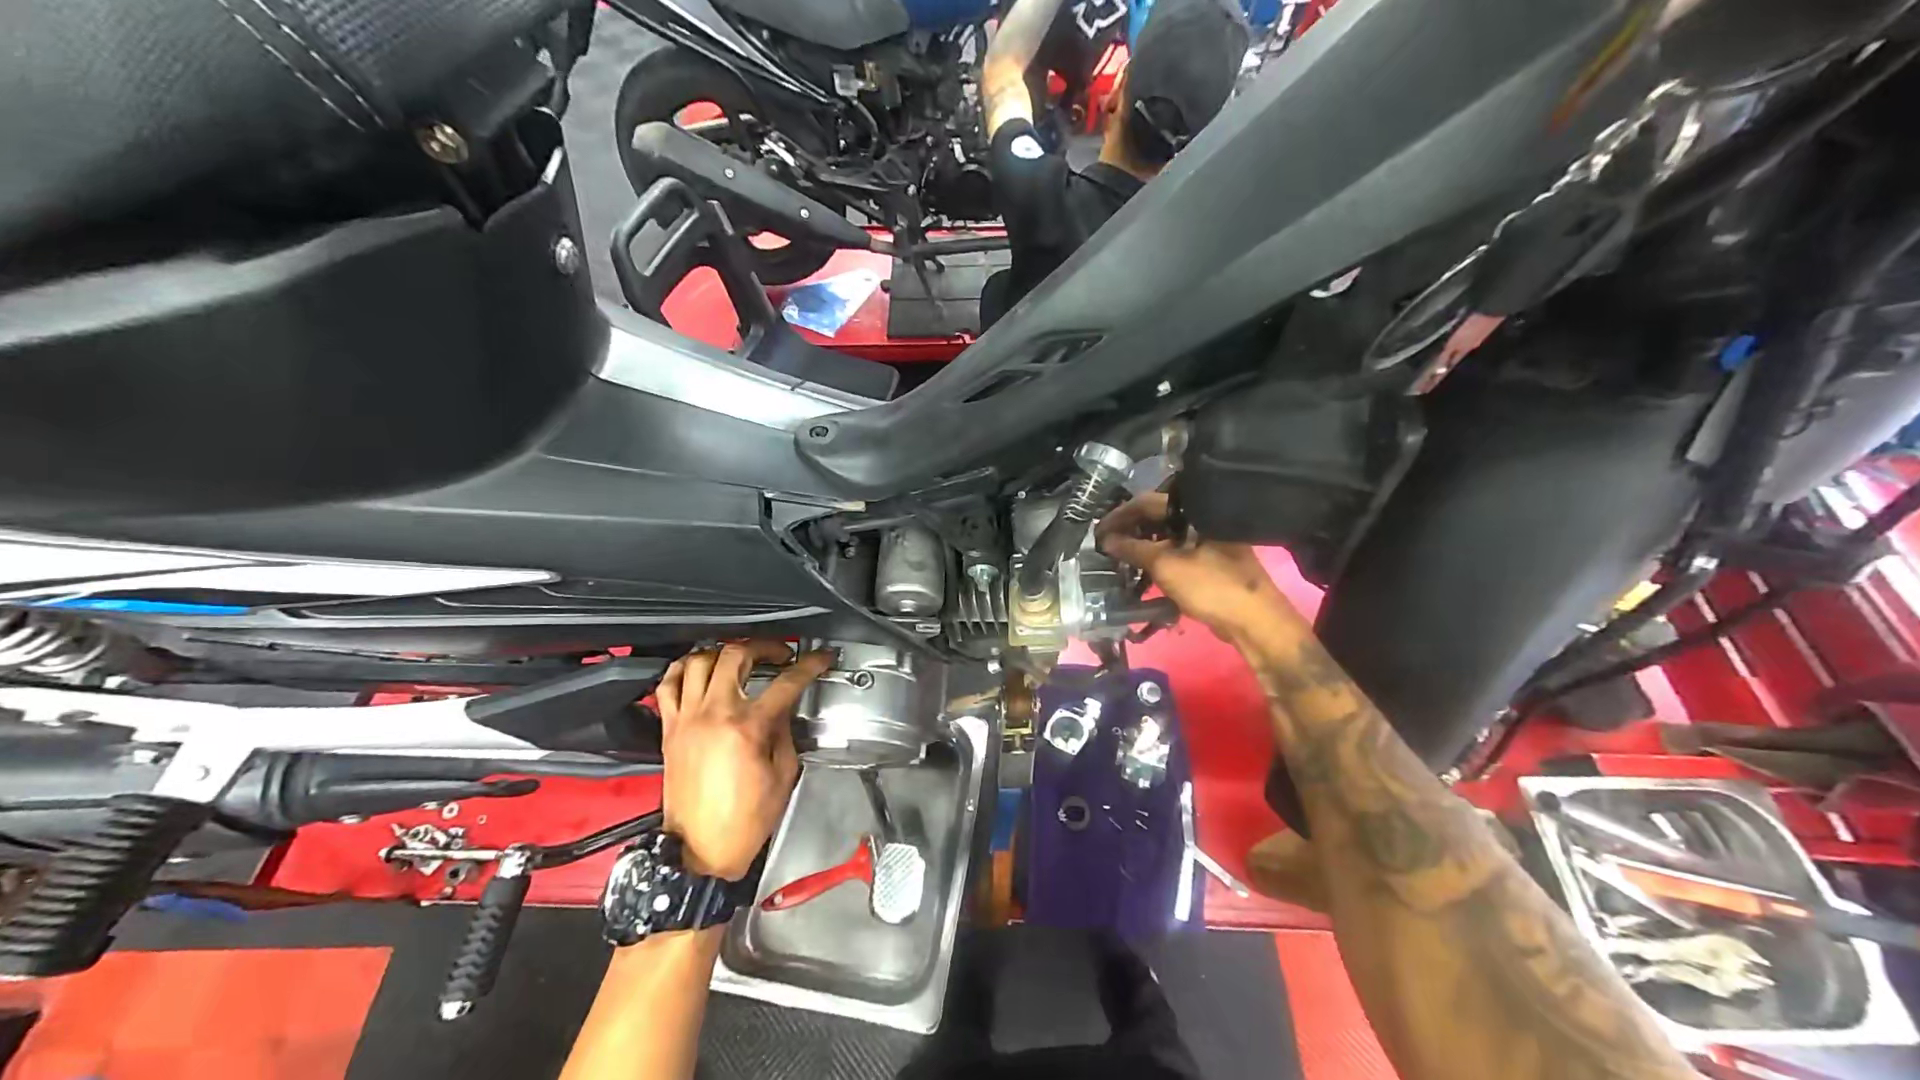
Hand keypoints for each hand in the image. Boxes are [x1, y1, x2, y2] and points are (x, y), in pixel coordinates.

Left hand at [656, 640, 833, 879]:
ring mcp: (687, 719)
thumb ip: (784, 732)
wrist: (701, 850)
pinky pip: (668, 685)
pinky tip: (698, 669)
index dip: (809, 664)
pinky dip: (683, 669)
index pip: (786, 682)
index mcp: (748, 727)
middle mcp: (713, 715)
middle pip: (736, 655)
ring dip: (724, 652)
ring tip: (740, 657)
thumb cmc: (744, 820)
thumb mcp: (782, 773)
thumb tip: (783, 709)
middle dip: (765, 647)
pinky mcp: (669, 729)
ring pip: (699, 660)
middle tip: (780, 654)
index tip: (820, 658)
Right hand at [1095, 493, 1293, 641]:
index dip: (1120, 515)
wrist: (1254, 622)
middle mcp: (1203, 520)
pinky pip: (1177, 553)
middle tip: (1105, 544)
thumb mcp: (1167, 566)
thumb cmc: (1212, 586)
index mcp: (1196, 511)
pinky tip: (1141, 570)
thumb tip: (1107, 540)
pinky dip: (1157, 558)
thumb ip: (1133, 549)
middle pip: (1157, 518)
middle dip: (1129, 530)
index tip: (1098, 531)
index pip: (1148, 502)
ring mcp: (1209, 541)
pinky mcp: (1211, 561)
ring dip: (1141, 546)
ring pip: (1166, 537)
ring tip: (1119, 558)